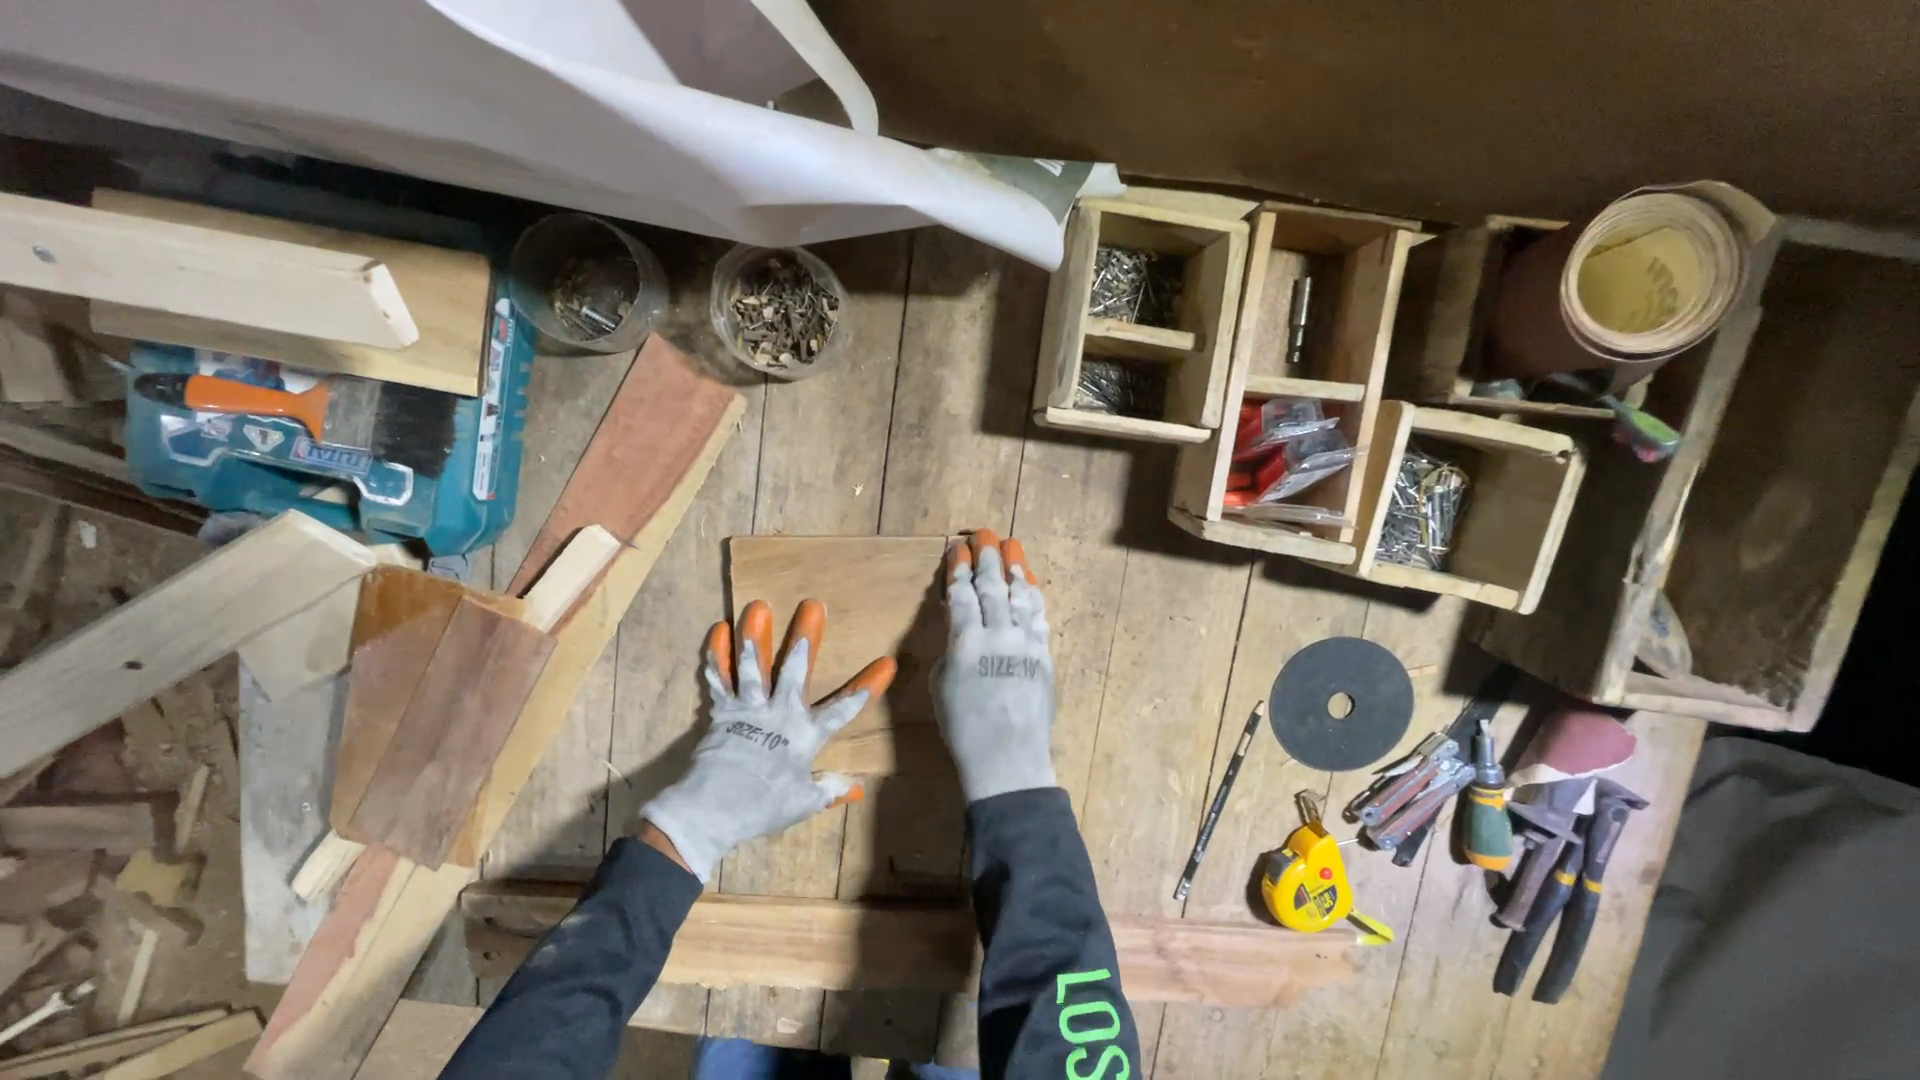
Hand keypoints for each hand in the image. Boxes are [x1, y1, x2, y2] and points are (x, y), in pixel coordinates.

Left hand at [640, 599, 894, 881]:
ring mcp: (749, 709)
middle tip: (812, 606)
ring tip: (757, 607)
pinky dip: (717, 656)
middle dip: (806, 638)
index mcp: (804, 736)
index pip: (843, 709)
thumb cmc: (761, 808)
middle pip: (796, 671)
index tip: (887, 663)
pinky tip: (718, 631)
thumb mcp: (802, 804)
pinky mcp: (722, 712)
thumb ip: (829, 791)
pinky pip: (719, 680)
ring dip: (756, 636)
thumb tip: (856, 788)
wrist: (709, 811)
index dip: (866, 687)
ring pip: (754, 667)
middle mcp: (779, 714)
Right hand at [935, 529, 1056, 802]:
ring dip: (1015, 570)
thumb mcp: (942, 686)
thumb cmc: (964, 728)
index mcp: (966, 642)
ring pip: (1021, 597)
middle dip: (988, 558)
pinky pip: (1039, 618)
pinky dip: (1033, 597)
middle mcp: (998, 635)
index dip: (959, 567)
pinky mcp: (1044, 656)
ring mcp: (1026, 644)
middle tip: (985, 535)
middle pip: (993, 587)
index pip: (962, 593)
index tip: (957, 547)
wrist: (1008, 758)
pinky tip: (1030, 585)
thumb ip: (952, 650)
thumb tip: (962, 630)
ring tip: (1011, 549)